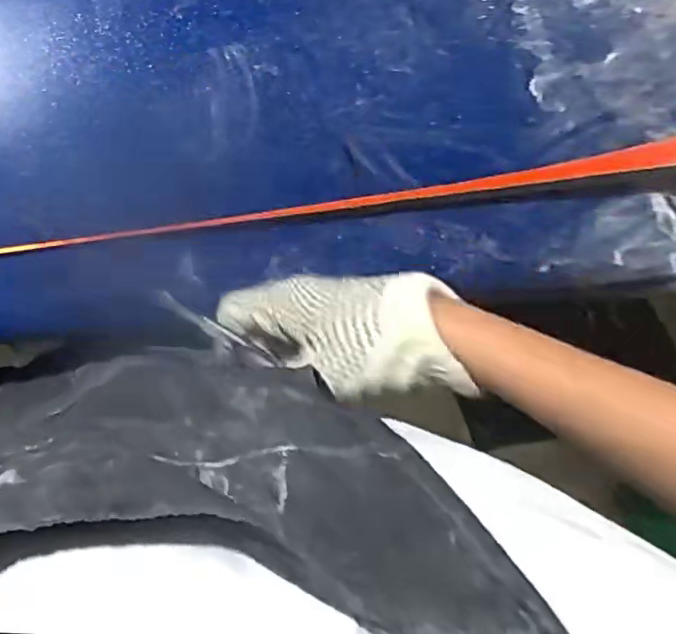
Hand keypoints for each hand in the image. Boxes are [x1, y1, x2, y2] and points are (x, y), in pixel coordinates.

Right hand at [216, 272, 479, 399]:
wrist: (448, 336)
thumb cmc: (372, 355)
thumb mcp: (320, 379)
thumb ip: (278, 377)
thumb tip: (254, 379)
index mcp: (273, 299)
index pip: (226, 314)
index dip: (230, 347)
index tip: (249, 378)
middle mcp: (290, 289)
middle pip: (256, 319)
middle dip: (262, 352)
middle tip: (280, 386)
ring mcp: (321, 293)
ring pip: (285, 323)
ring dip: (291, 351)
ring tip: (311, 384)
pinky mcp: (349, 303)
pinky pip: (312, 323)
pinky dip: (314, 345)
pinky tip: (336, 370)